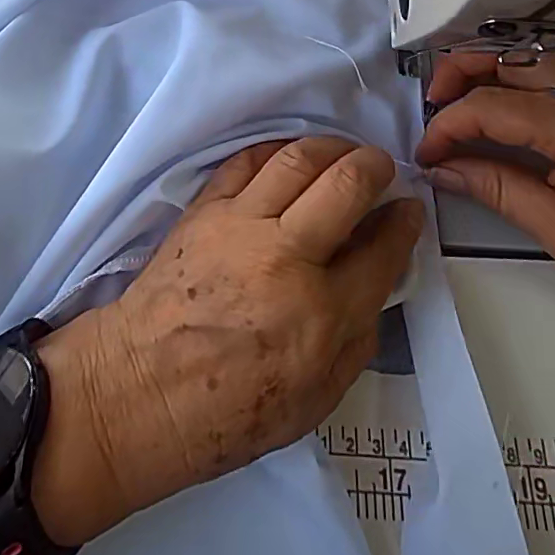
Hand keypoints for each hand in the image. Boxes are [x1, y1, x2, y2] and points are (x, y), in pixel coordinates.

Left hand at [31, 138, 420, 544]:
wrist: (145, 384)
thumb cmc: (233, 407)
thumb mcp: (320, 394)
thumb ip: (357, 330)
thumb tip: (373, 275)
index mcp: (325, 311)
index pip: (383, 248)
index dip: (404, 222)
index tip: (408, 210)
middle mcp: (286, 256)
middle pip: (345, 185)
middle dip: (374, 167)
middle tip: (381, 168)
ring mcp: (239, 225)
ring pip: (295, 160)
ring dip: (328, 147)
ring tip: (340, 153)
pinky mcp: (203, 211)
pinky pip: (243, 163)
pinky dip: (272, 150)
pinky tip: (286, 157)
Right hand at [416, 53, 554, 332]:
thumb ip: (498, 191)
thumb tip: (442, 168)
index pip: (488, 107)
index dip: (445, 126)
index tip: (427, 154)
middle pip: (504, 58)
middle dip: (454, 74)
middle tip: (431, 108)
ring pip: (522, 58)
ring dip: (478, 70)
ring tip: (453, 104)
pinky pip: (541, 72)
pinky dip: (504, 77)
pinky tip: (489, 104)